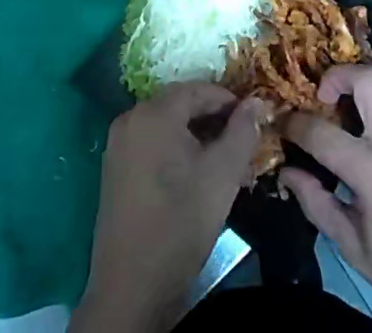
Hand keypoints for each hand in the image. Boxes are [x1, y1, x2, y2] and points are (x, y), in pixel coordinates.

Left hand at [72, 84, 266, 332]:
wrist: (133, 280)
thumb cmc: (182, 220)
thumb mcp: (223, 175)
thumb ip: (242, 132)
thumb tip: (258, 102)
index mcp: (153, 113)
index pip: (196, 89)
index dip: (228, 99)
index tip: (253, 117)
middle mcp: (130, 118)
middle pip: (178, 105)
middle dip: (211, 117)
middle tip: (241, 140)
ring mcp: (117, 143)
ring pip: (164, 125)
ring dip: (193, 134)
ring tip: (222, 157)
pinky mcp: (113, 167)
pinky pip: (149, 143)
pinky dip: (173, 147)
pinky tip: (192, 172)